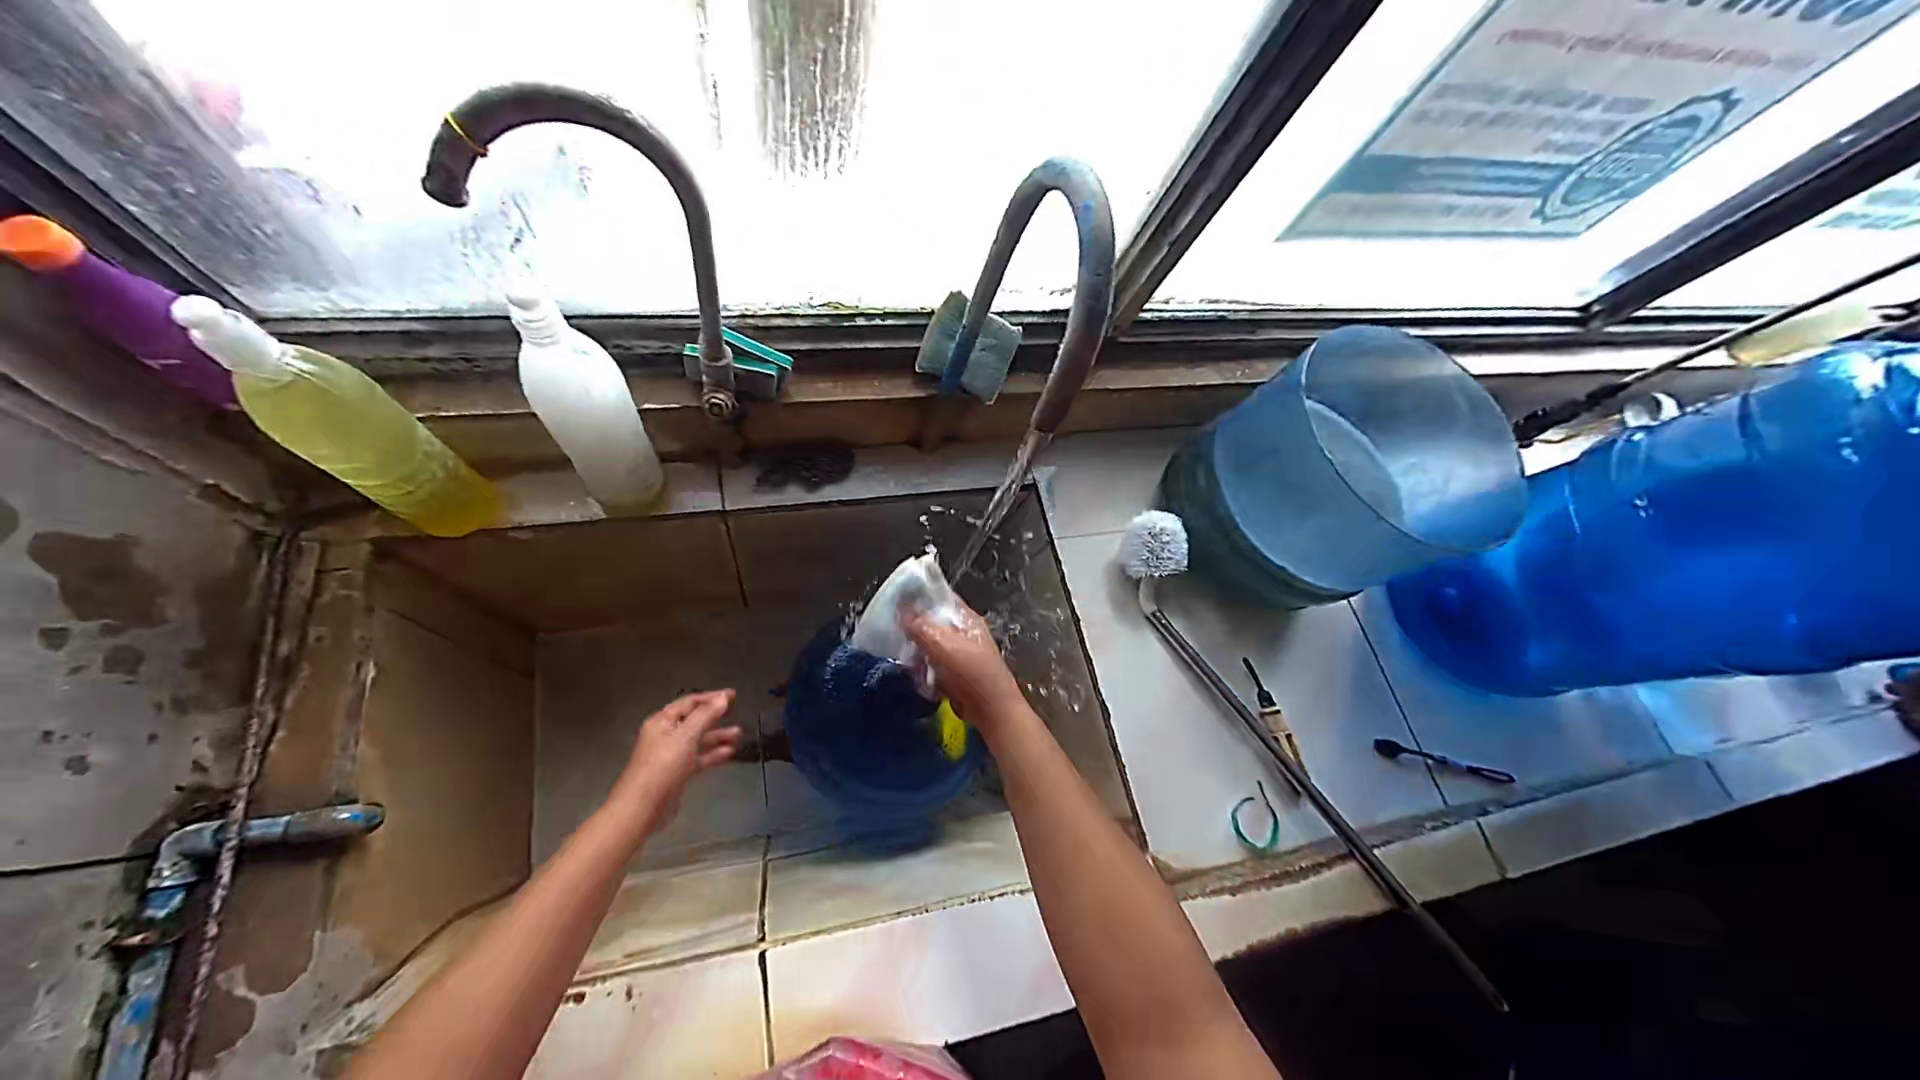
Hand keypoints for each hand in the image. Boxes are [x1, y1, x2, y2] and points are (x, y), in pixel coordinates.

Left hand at [605, 690, 741, 831]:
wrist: (643, 808)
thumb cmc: (663, 767)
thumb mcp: (685, 736)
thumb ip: (706, 716)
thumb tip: (722, 699)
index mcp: (662, 722)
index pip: (689, 702)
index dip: (711, 697)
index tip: (732, 695)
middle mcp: (665, 735)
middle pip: (694, 720)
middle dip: (715, 716)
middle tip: (735, 711)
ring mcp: (671, 755)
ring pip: (698, 740)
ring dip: (717, 736)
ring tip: (738, 734)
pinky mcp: (677, 772)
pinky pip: (698, 757)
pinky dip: (712, 754)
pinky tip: (729, 753)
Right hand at [906, 603, 1025, 736]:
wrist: (988, 707)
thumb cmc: (969, 669)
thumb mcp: (940, 641)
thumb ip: (919, 625)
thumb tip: (902, 611)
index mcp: (965, 618)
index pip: (939, 597)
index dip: (919, 597)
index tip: (897, 602)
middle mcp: (963, 633)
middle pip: (932, 623)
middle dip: (914, 628)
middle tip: (895, 631)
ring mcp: (959, 655)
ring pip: (930, 646)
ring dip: (916, 652)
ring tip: (903, 654)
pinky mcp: (954, 675)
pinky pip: (931, 667)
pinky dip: (922, 669)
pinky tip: (913, 673)